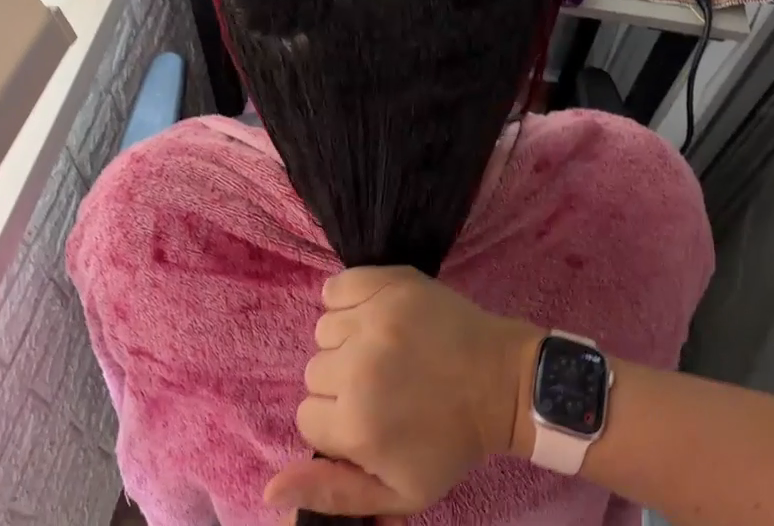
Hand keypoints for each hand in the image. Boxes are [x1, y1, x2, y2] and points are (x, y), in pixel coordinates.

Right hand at [263, 267, 541, 518]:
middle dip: (341, 381)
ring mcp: (375, 318)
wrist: (503, 382)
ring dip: (347, 340)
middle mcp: (357, 368)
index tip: (372, 418)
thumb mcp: (399, 490)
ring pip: (325, 330)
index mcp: (356, 424)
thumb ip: (332, 491)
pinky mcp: (391, 282)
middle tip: (385, 384)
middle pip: (314, 372)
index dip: (338, 420)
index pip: (307, 416)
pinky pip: (337, 286)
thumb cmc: (451, 441)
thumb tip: (270, 489)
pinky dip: (347, 298)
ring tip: (387, 351)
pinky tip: (374, 315)